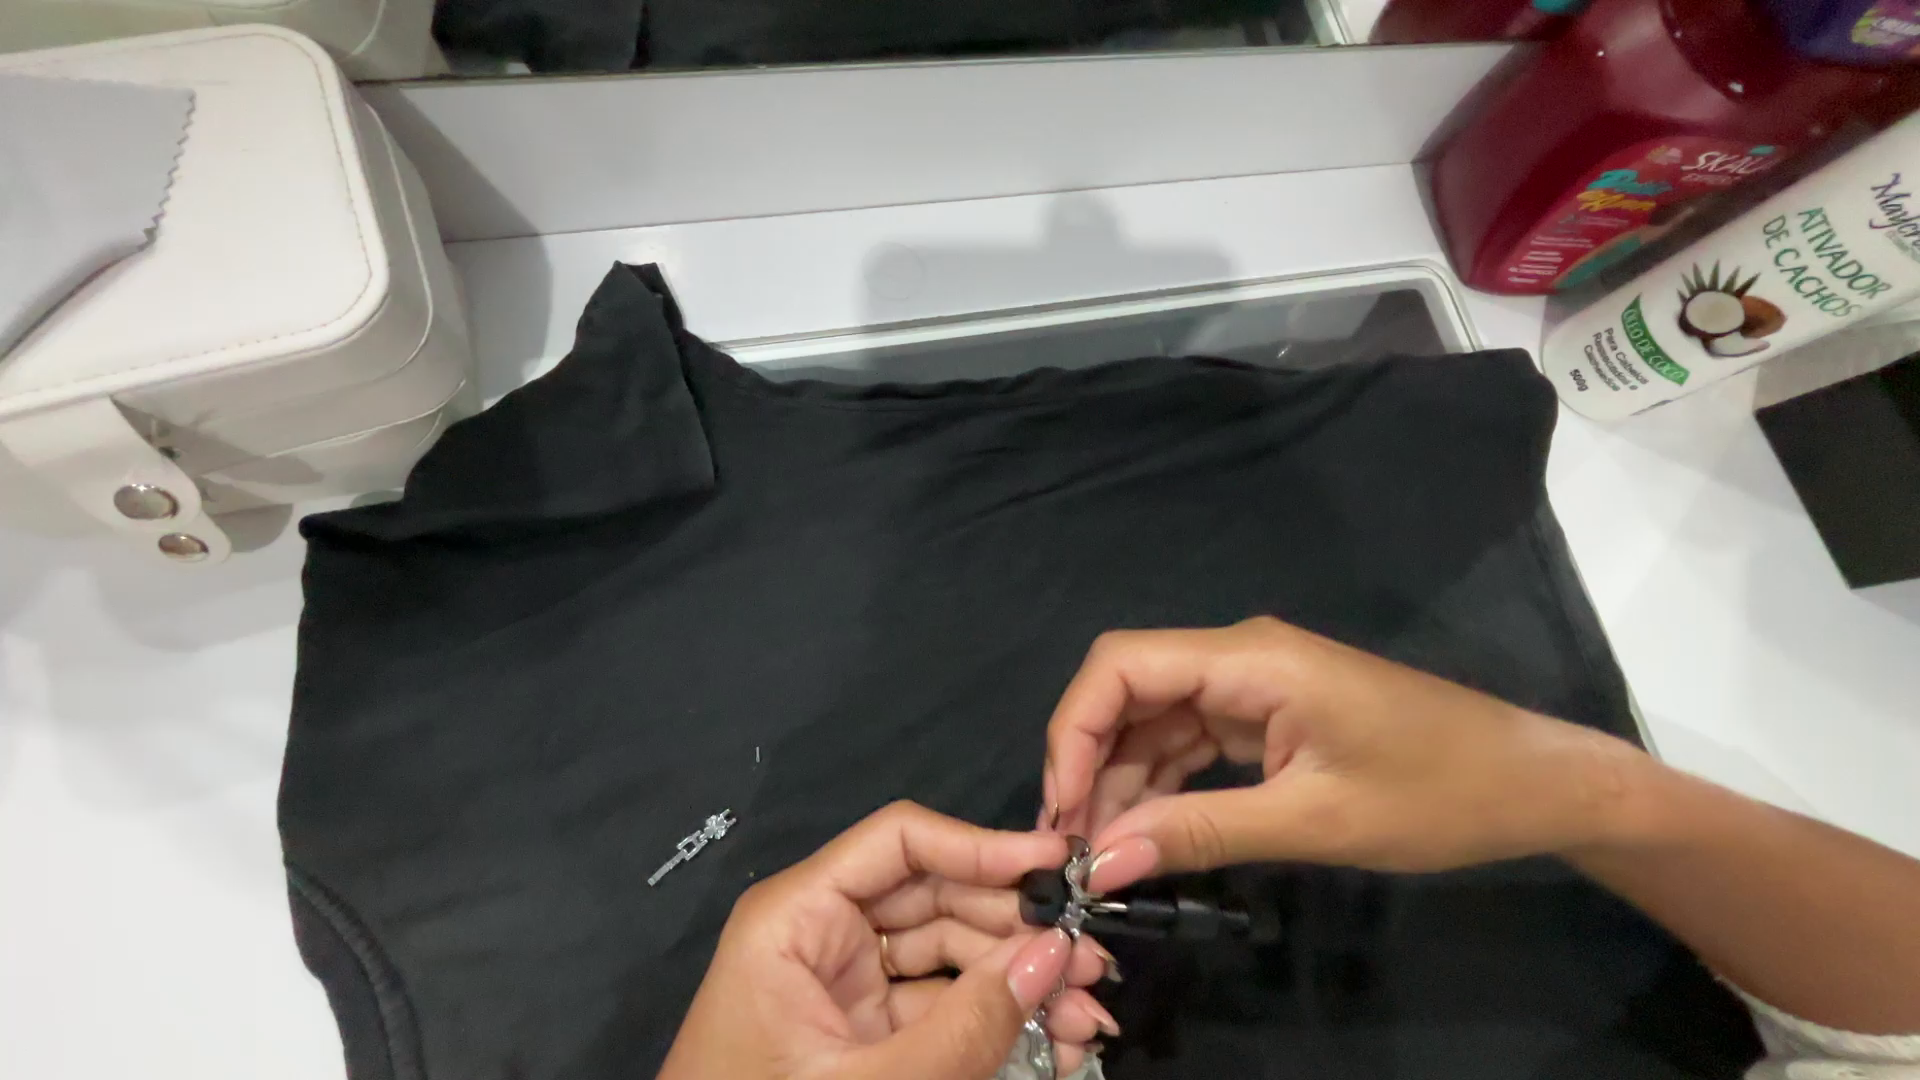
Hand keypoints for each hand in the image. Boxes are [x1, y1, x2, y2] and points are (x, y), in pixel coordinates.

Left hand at [658, 801, 1121, 1079]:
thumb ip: (965, 1026)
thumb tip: (1053, 953)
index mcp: (799, 914)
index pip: (901, 840)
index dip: (981, 844)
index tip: (1056, 865)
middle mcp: (825, 930)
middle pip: (937, 896)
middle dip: (1017, 926)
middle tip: (1092, 952)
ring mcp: (849, 981)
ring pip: (950, 952)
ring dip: (1019, 976)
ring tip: (1089, 1009)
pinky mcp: (868, 1029)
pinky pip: (943, 1005)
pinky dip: (996, 1018)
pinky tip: (1055, 1039)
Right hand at [1041, 617, 1647, 891]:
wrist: (1537, 785)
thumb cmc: (1438, 793)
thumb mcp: (1314, 822)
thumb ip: (1201, 832)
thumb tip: (1104, 863)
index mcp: (1248, 659)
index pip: (1123, 664)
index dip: (1075, 726)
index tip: (1061, 803)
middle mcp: (1235, 658)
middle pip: (1128, 690)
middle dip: (1090, 760)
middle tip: (1072, 841)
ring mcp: (1247, 685)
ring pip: (1152, 721)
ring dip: (1121, 780)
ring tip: (1102, 851)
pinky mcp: (1260, 715)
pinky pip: (1187, 742)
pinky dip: (1160, 785)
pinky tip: (1146, 832)